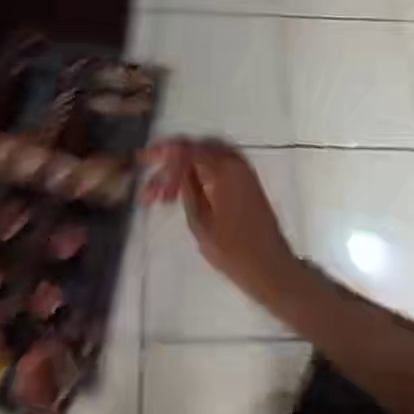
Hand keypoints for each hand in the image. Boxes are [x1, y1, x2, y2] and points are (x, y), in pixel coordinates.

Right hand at [140, 138, 304, 300]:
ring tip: (163, 191)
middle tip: (149, 179)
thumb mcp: (200, 222)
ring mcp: (243, 168)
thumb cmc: (233, 250)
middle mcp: (235, 160)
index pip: (188, 149)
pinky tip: (184, 189)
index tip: (143, 164)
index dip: (163, 154)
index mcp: (224, 167)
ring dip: (183, 168)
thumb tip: (175, 165)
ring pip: (206, 155)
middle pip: (196, 147)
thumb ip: (187, 188)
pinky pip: (217, 165)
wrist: (269, 266)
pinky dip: (198, 172)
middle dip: (170, 161)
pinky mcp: (245, 179)